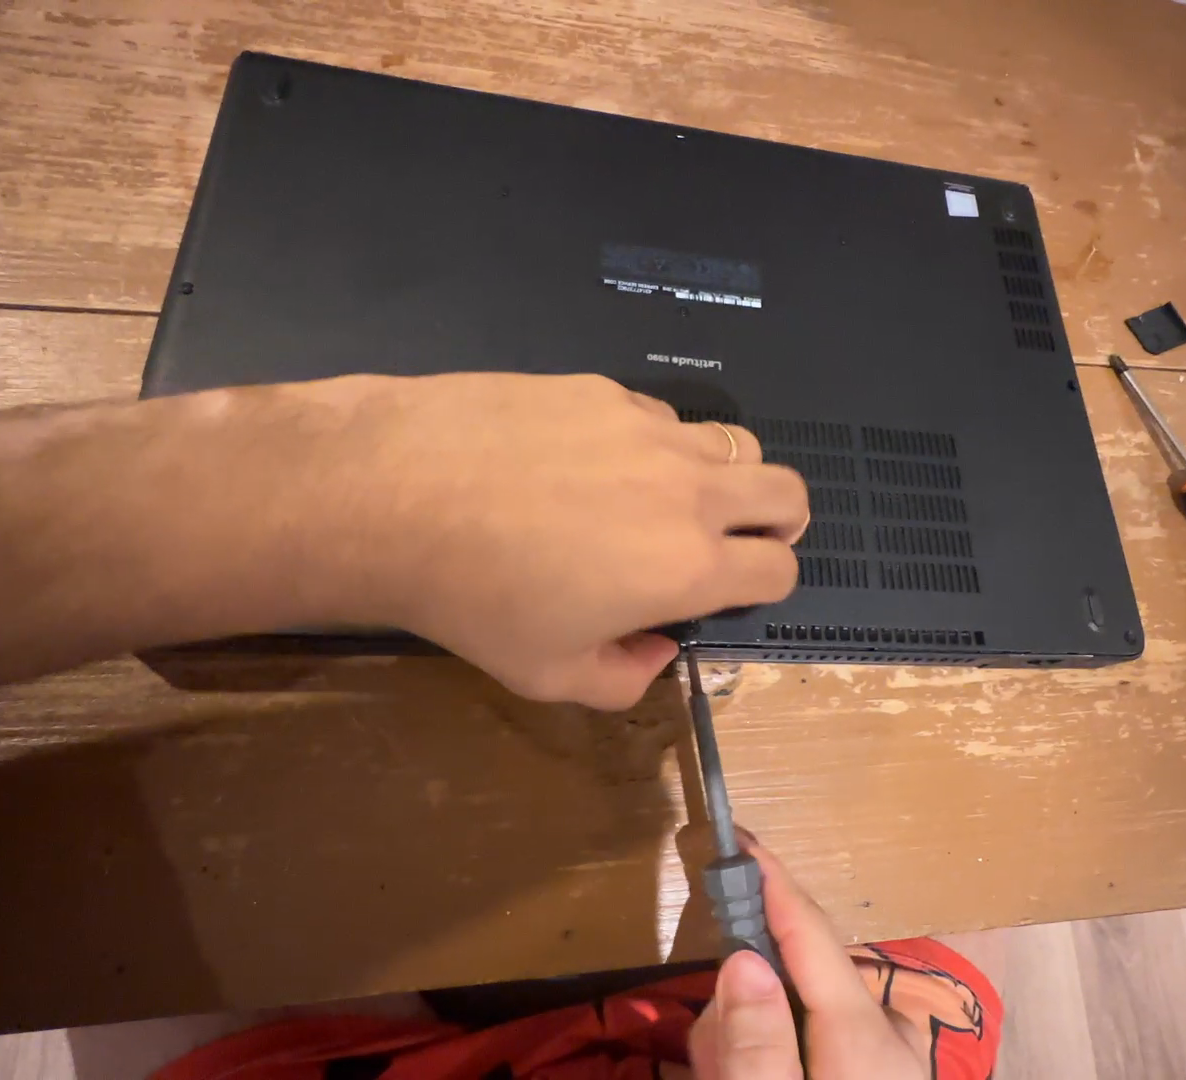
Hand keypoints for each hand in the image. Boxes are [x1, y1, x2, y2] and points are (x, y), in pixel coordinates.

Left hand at [266, 372, 806, 709]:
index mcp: (688, 566)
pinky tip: (597, 459)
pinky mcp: (606, 389)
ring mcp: (650, 430)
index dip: (768, 584)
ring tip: (669, 495)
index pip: (779, 569)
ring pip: (735, 443)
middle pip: (788, 492)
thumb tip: (659, 648)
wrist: (397, 494)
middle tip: (738, 538)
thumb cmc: (477, 600)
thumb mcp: (548, 674)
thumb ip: (625, 678)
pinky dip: (658, 443)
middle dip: (779, 522)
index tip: (733, 590)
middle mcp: (690, 489)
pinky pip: (663, 416)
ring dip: (724, 476)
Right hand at [687, 843, 927, 1079]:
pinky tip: (765, 1072)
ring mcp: (891, 1049)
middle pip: (794, 969)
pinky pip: (818, 1030)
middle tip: (708, 1054)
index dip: (770, 876)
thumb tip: (742, 959)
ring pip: (799, 1000)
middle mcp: (887, 1026)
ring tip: (727, 1075)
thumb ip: (757, 1045)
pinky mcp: (883, 1068)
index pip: (810, 928)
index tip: (736, 835)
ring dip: (754, 1027)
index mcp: (867, 1032)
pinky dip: (780, 1045)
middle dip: (741, 990)